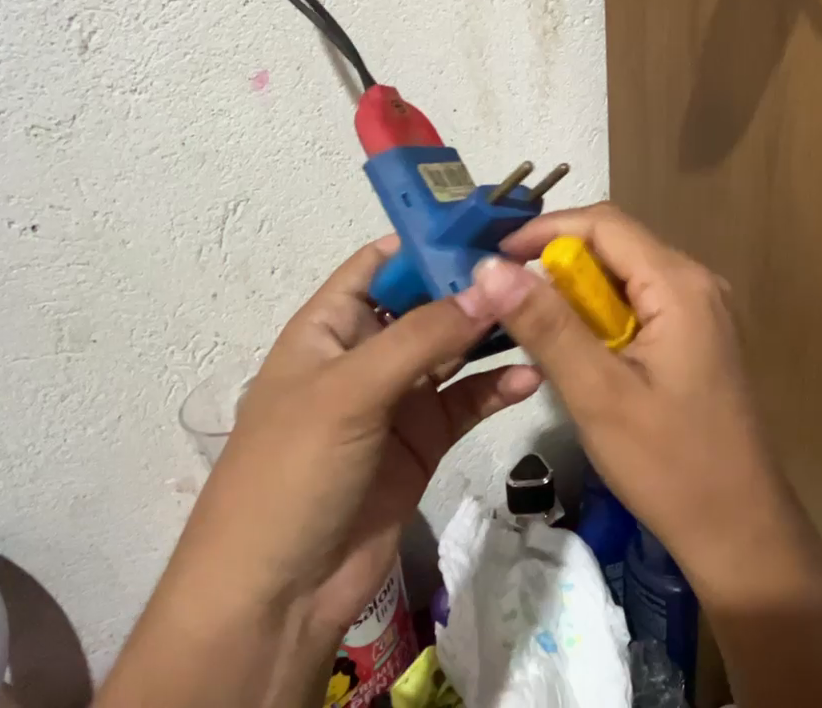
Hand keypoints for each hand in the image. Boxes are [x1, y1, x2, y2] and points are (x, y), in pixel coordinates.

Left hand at [104, 236, 540, 706]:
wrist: (277, 596)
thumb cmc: (291, 475)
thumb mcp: (349, 393)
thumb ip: (424, 336)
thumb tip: (495, 286)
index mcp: (327, 330)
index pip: (380, 265)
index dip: (428, 240)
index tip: (491, 224)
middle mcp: (365, 356)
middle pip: (427, 304)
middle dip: (475, 287)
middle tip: (537, 268)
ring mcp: (397, 400)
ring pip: (455, 351)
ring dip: (494, 335)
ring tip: (544, 315)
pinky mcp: (425, 440)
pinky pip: (468, 401)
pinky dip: (498, 387)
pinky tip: (530, 378)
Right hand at [471, 204, 821, 609]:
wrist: (739, 525)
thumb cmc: (669, 464)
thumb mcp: (597, 393)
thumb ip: (546, 325)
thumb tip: (490, 267)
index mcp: (681, 284)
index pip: (605, 224)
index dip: (545, 230)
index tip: (494, 259)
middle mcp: (698, 283)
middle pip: (618, 246)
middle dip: (557, 263)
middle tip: (504, 298)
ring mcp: (704, 311)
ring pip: (627, 276)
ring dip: (577, 293)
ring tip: (530, 326)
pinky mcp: (700, 338)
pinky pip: (643, 305)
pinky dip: (602, 316)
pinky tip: (577, 351)